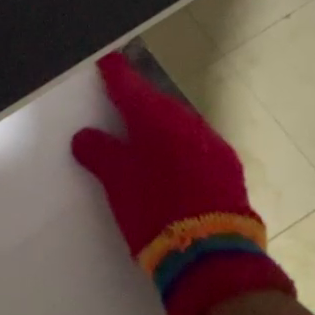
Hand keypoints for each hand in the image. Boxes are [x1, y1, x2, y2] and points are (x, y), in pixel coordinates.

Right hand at [72, 52, 292, 314]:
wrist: (210, 254)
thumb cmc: (153, 211)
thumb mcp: (116, 182)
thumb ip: (99, 153)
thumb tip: (85, 136)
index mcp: (155, 119)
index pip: (130, 86)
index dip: (116, 73)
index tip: (107, 60)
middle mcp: (187, 123)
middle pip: (158, 103)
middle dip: (140, 101)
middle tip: (121, 102)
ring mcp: (213, 145)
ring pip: (180, 124)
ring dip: (162, 126)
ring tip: (145, 137)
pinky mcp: (229, 169)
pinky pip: (197, 146)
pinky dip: (181, 148)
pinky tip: (174, 163)